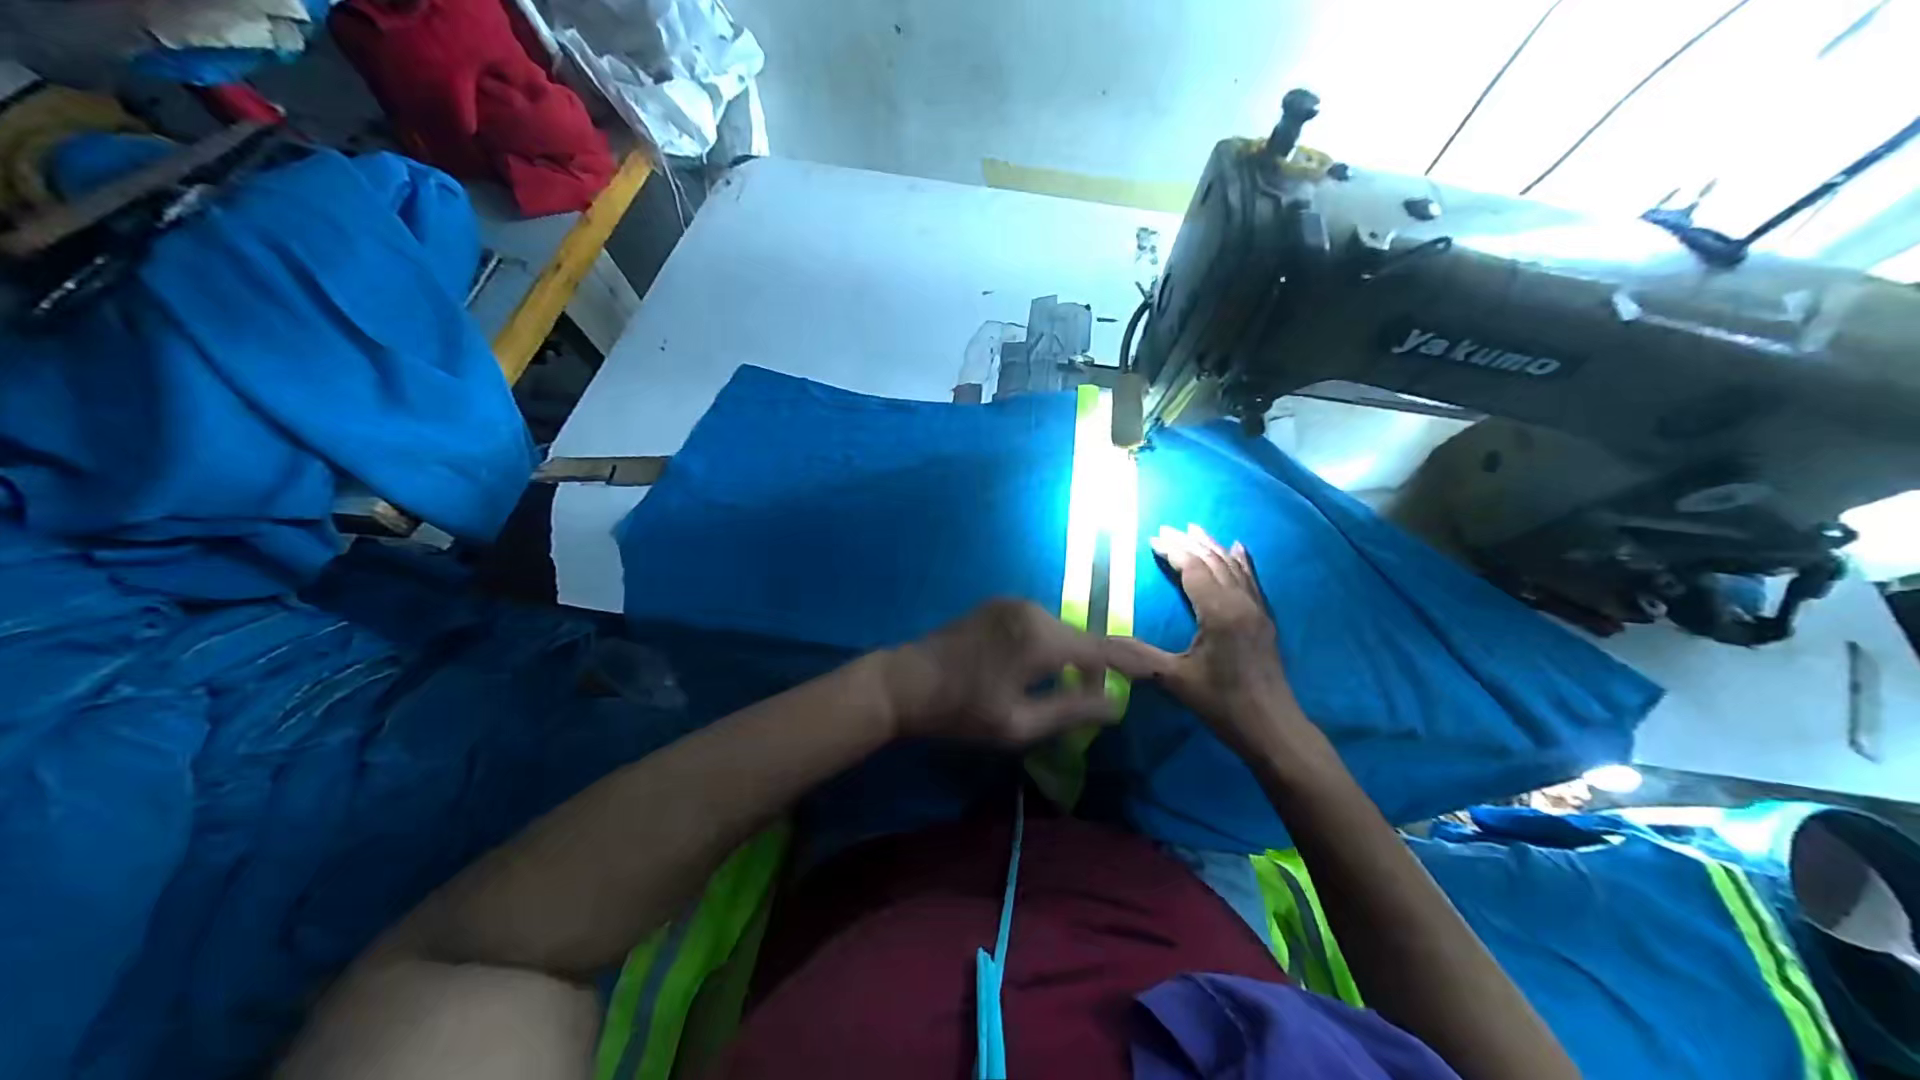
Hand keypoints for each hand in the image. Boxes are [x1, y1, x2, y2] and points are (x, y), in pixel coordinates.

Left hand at [882, 598, 1134, 746]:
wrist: (903, 683)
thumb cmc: (961, 711)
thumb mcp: (1019, 723)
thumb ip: (1072, 711)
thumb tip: (1116, 703)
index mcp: (1042, 638)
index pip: (1102, 649)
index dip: (1132, 662)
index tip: (1158, 670)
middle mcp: (1032, 611)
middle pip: (1081, 640)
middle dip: (1096, 667)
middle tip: (1097, 701)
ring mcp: (1011, 605)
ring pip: (1060, 632)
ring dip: (1069, 657)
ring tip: (1065, 690)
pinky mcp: (997, 606)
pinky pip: (1038, 626)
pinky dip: (1048, 646)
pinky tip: (1035, 671)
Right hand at [1109, 525, 1304, 758]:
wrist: (1273, 729)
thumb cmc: (1223, 704)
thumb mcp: (1175, 680)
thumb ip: (1139, 656)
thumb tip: (1101, 643)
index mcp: (1220, 612)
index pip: (1194, 570)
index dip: (1174, 552)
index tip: (1153, 539)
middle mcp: (1241, 603)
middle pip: (1214, 563)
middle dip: (1190, 543)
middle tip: (1169, 528)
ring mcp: (1257, 611)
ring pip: (1234, 568)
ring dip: (1213, 547)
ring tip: (1197, 529)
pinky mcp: (1264, 622)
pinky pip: (1252, 581)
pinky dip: (1241, 561)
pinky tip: (1239, 549)